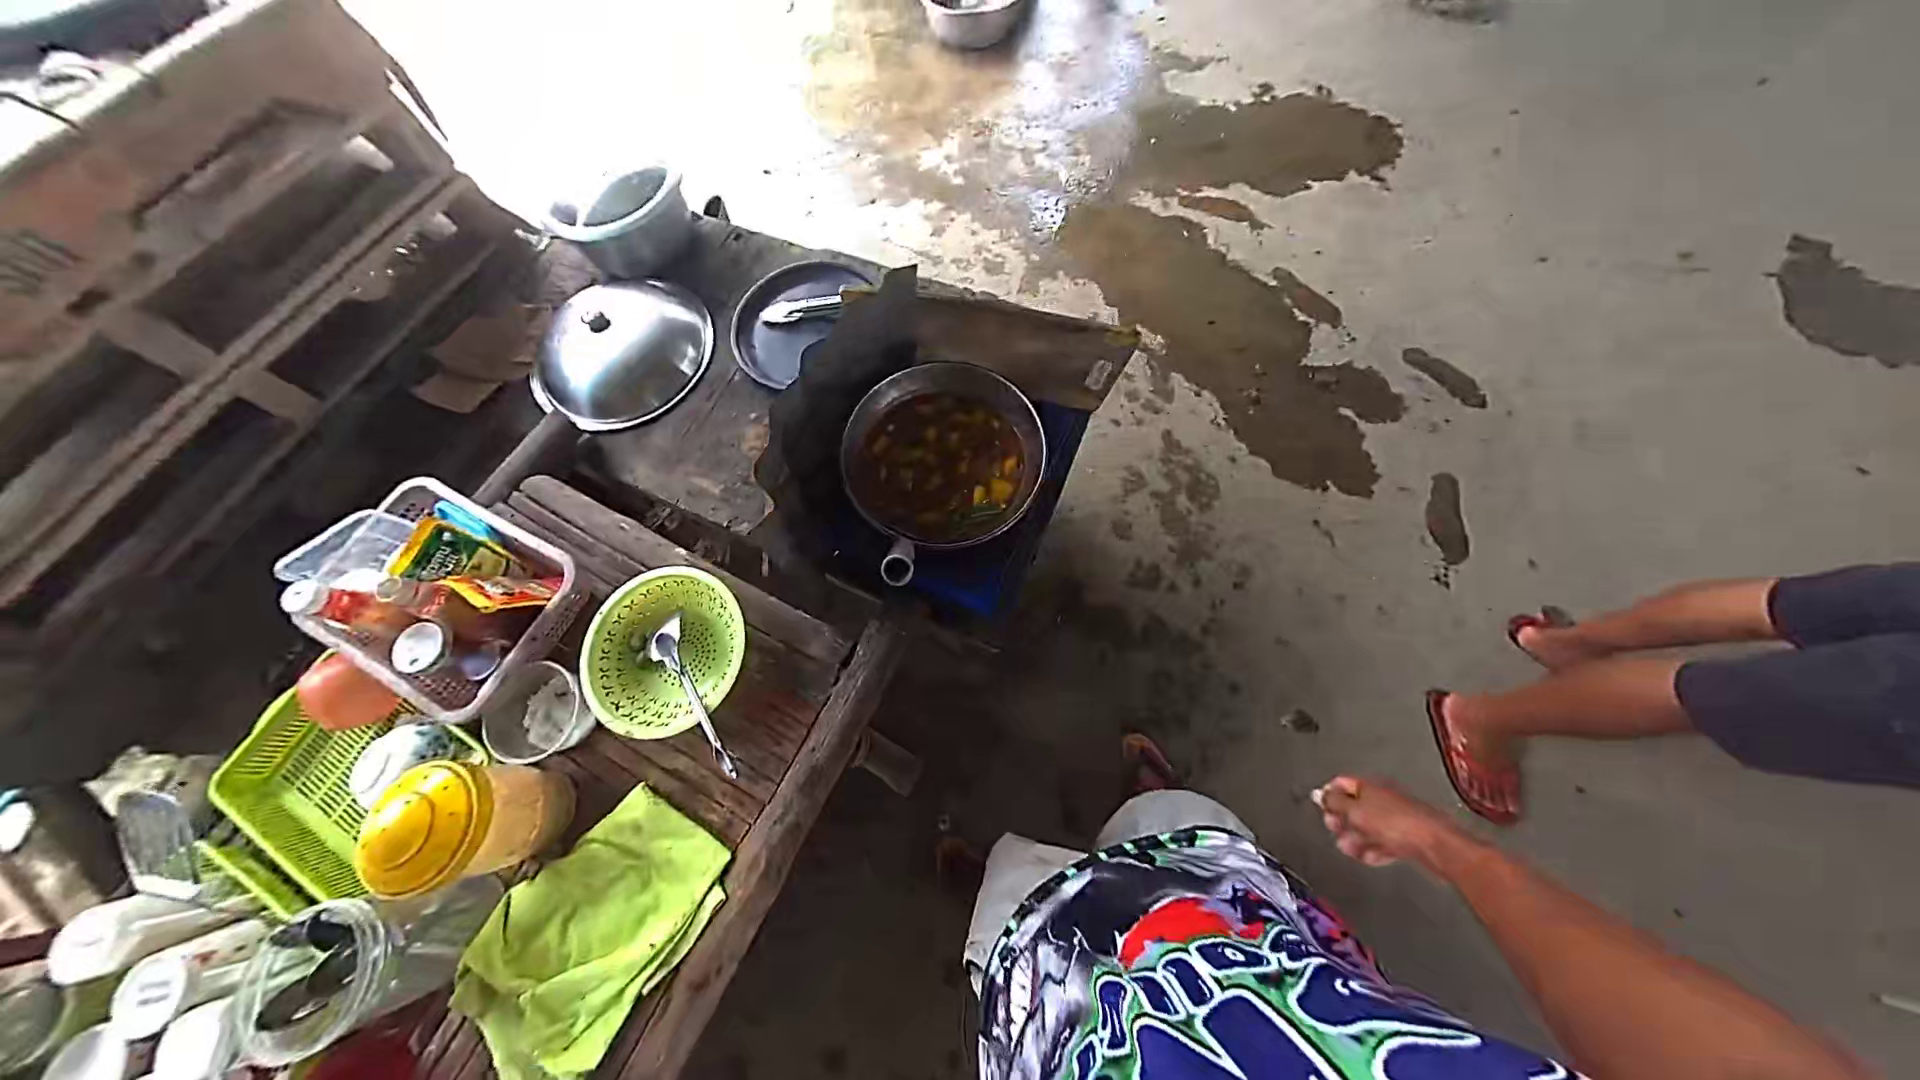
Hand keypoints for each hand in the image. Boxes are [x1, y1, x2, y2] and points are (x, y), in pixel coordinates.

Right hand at [1313, 776, 1471, 870]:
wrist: (1437, 847)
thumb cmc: (1399, 824)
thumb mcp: (1354, 810)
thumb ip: (1333, 802)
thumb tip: (1319, 794)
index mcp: (1370, 786)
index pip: (1341, 784)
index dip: (1329, 796)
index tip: (1323, 808)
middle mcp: (1384, 799)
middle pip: (1354, 807)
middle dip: (1342, 821)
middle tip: (1336, 830)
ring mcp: (1397, 818)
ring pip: (1369, 827)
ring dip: (1357, 839)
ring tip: (1351, 849)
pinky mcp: (1408, 837)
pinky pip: (1384, 842)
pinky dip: (1375, 849)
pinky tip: (1370, 857)